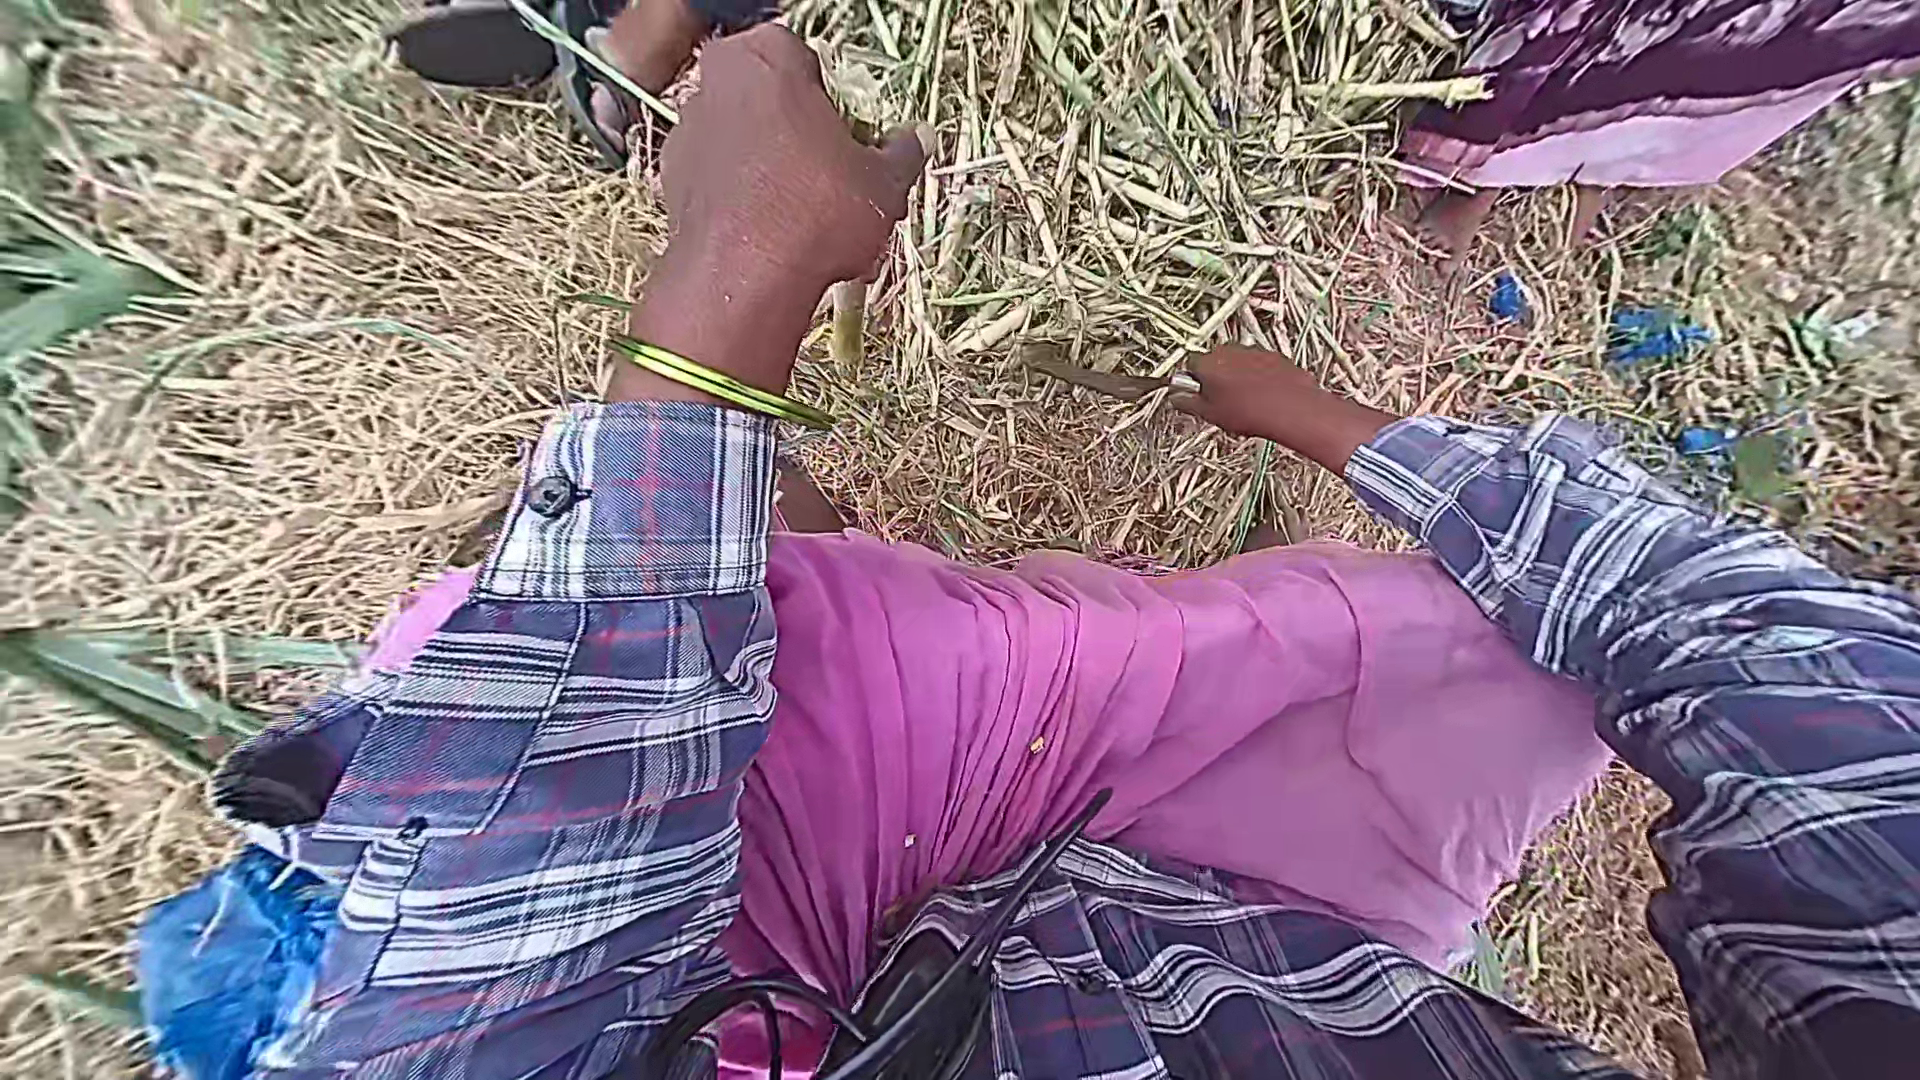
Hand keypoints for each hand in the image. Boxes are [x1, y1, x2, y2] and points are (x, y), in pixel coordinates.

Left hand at [660, 24, 927, 292]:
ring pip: (751, 151)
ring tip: (815, 236)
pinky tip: (778, 246)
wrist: (747, 276)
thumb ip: (903, 155)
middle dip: (809, 151)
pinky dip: (750, 209)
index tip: (855, 152)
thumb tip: (919, 139)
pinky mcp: (673, 185)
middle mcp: (717, 81)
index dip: (839, 112)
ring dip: (782, 184)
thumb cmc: (818, 213)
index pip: (810, 65)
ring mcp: (688, 133)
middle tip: (840, 196)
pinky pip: (726, 188)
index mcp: (769, 57)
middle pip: (777, 109)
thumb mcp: (882, 185)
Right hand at [1184, 345, 1325, 438]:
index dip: (1192, 381)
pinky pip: (1257, 365)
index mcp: (1208, 363)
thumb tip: (1176, 397)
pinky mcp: (1274, 356)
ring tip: (1242, 402)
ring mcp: (1254, 351)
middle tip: (1218, 400)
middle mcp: (1229, 351)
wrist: (1291, 409)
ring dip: (1235, 377)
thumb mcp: (1208, 413)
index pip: (1190, 365)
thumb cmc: (1249, 411)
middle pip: (1213, 361)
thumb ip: (1187, 402)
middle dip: (1214, 377)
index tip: (1196, 394)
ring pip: (1236, 362)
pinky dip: (1256, 377)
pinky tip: (1260, 398)